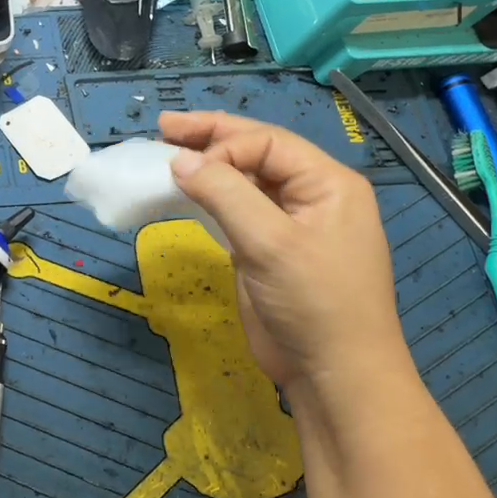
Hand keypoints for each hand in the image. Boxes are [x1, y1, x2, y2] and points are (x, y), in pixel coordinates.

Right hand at [160, 110, 408, 388]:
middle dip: (210, 137)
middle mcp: (311, 195)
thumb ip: (224, 195)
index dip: (222, 146)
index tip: (181, 166)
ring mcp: (289, 223)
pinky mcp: (267, 248)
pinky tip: (184, 190)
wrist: (333, 371)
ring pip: (243, 179)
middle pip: (256, 152)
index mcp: (328, 183)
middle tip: (163, 126)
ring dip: (205, 165)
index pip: (267, 142)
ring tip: (166, 151)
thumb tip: (178, 160)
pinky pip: (235, 208)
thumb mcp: (270, 243)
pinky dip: (207, 195)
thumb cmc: (313, 301)